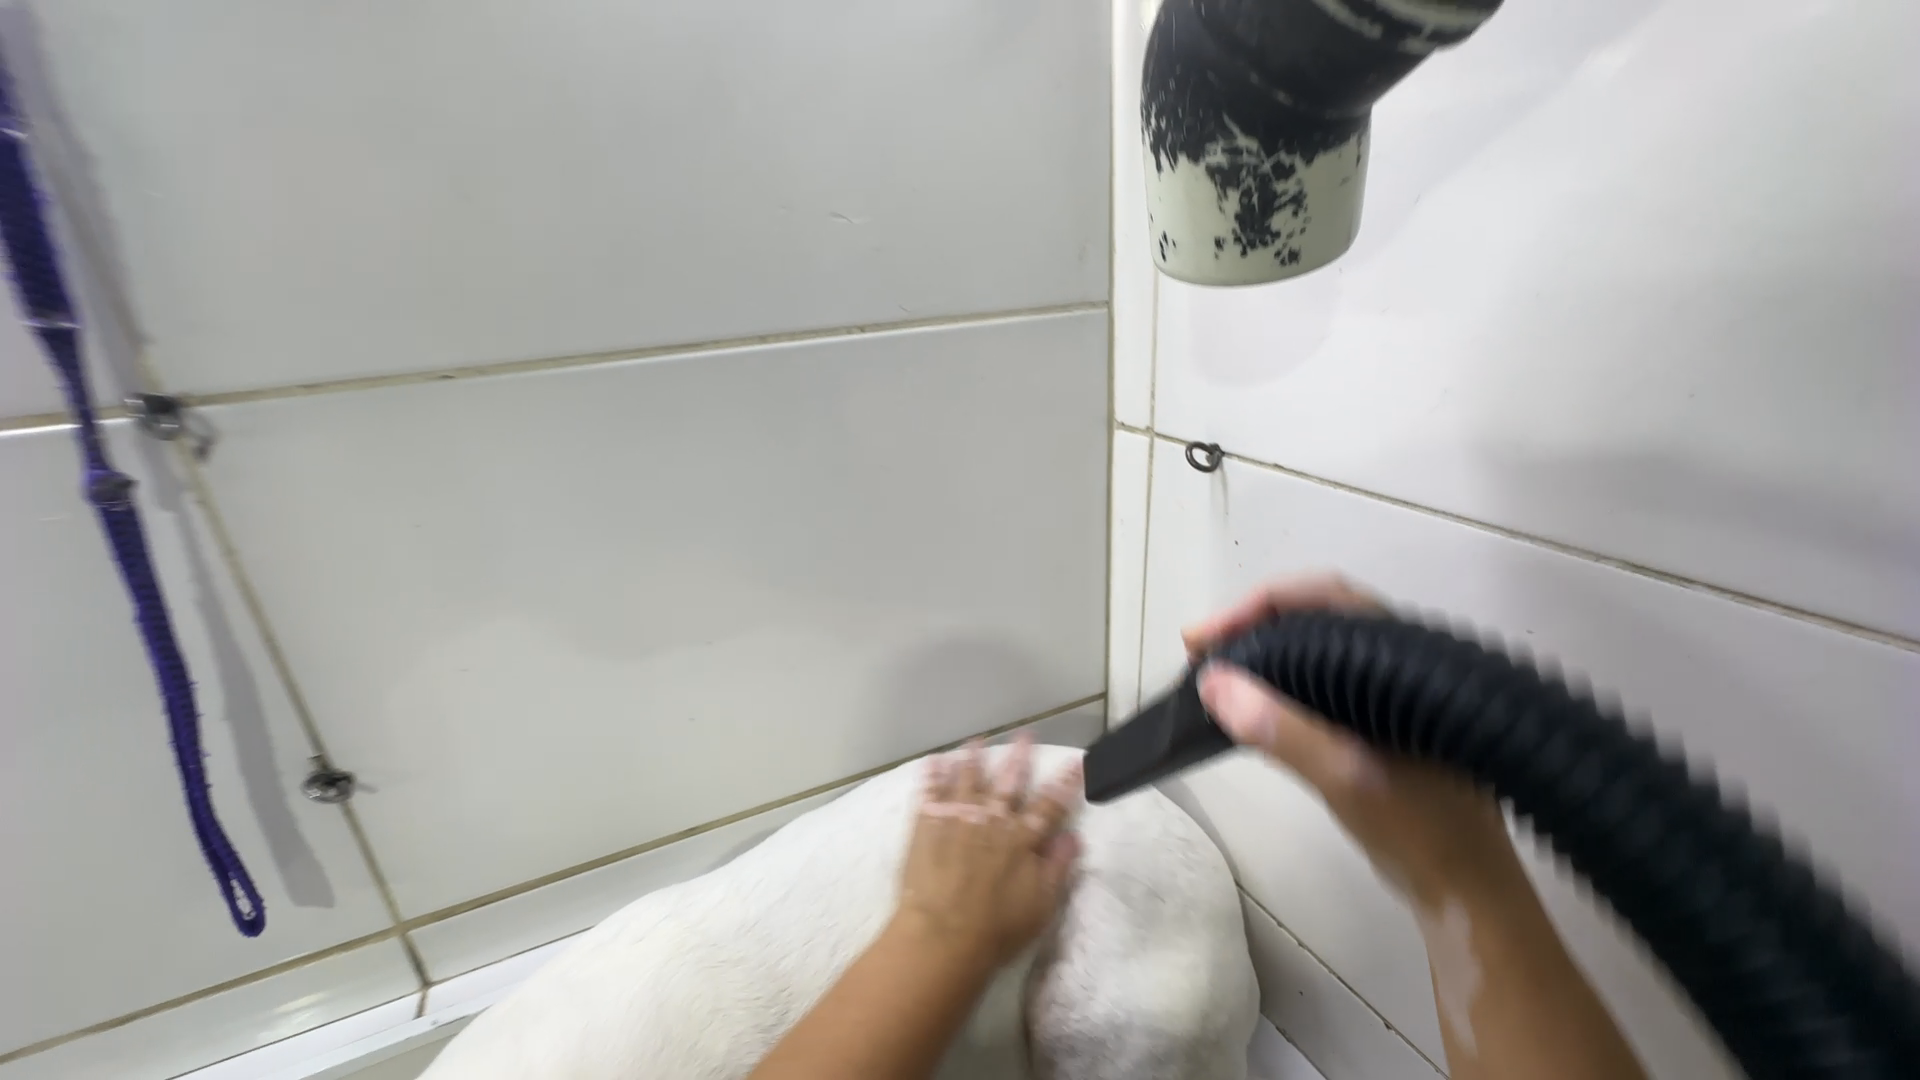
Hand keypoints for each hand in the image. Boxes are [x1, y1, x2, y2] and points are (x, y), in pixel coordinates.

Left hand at [893, 735, 1083, 968]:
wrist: (942, 935)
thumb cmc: (997, 927)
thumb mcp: (1042, 904)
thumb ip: (1059, 866)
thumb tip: (1073, 836)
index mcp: (1022, 838)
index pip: (1049, 804)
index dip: (1064, 782)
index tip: (1075, 761)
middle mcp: (991, 819)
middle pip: (1009, 781)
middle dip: (1019, 756)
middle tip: (1025, 734)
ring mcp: (957, 817)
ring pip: (968, 778)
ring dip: (974, 758)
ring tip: (976, 742)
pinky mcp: (926, 823)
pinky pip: (930, 791)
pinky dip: (933, 774)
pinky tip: (934, 760)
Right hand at [1184, 574, 1526, 906]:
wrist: (1465, 890)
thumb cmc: (1420, 828)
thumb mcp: (1346, 776)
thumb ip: (1281, 729)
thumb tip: (1211, 683)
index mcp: (1402, 656)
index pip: (1323, 597)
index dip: (1257, 607)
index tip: (1207, 637)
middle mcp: (1395, 659)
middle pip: (1312, 613)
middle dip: (1250, 623)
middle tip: (1199, 648)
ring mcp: (1384, 689)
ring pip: (1311, 645)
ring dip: (1259, 649)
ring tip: (1213, 667)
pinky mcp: (1372, 717)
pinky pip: (1313, 677)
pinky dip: (1273, 678)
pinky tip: (1247, 697)